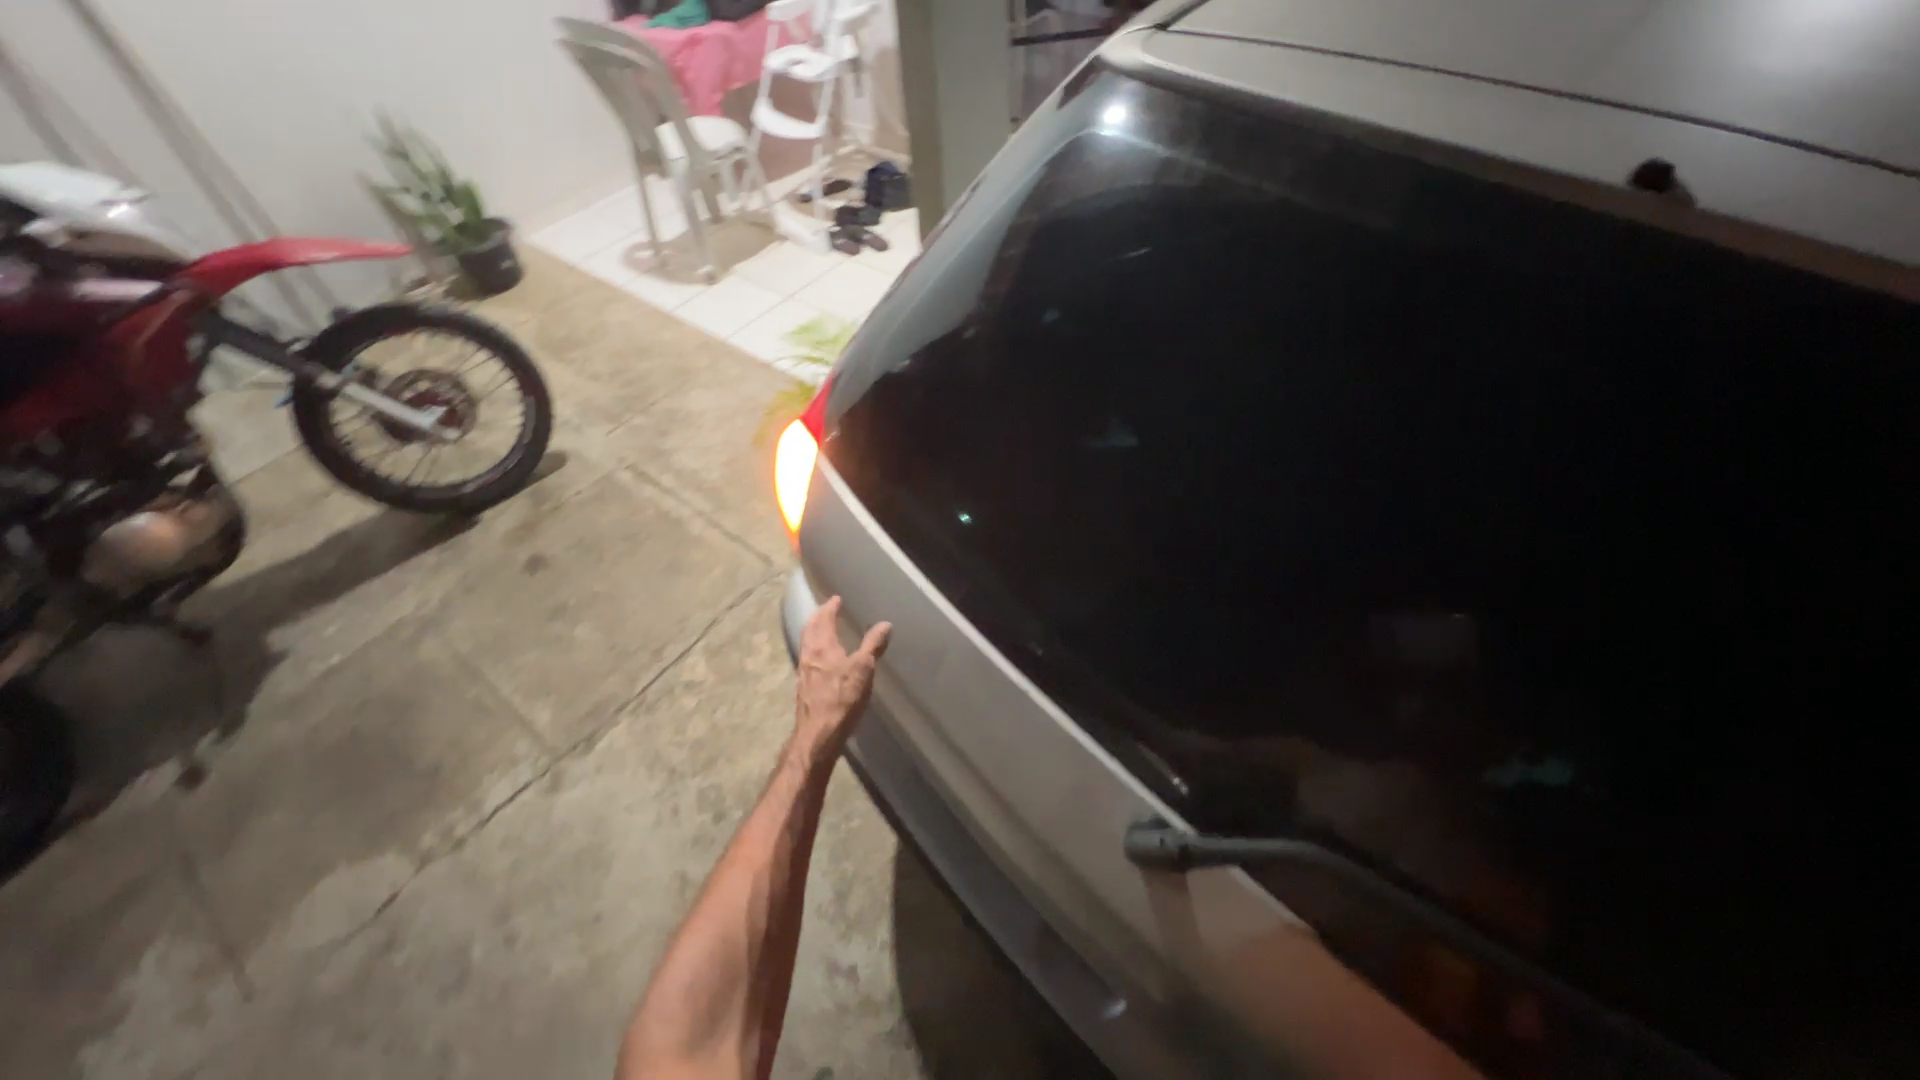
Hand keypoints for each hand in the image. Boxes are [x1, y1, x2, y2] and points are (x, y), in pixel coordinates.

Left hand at [792, 596, 890, 763]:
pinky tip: (821, 659)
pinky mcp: (804, 688)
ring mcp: (804, 672)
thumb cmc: (842, 699)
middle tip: (826, 609)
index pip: (823, 620)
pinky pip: (808, 659)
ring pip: (807, 644)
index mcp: (822, 646)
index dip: (829, 608)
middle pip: (810, 630)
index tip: (835, 599)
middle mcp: (809, 655)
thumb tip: (884, 624)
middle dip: (818, 617)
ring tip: (823, 629)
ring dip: (814, 633)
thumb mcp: (863, 670)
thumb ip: (872, 646)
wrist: (818, 734)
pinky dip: (814, 650)